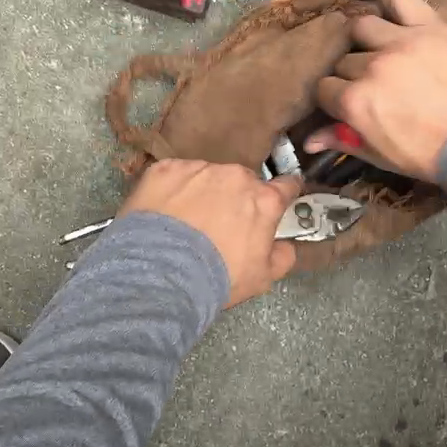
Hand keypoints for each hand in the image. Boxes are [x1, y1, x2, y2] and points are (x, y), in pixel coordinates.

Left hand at [119, 160, 303, 306]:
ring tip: (187, 224)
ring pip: (208, 177)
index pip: (286, 186)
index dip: (284, 194)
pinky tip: (165, 215)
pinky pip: (175, 176)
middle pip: (243, 182)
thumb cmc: (217, 277)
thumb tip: (285, 244)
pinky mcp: (165, 170)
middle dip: (236, 199)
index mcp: (264, 200)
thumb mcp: (263, 278)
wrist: (160, 273)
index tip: (278, 201)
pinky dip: (173, 191)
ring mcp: (199, 169)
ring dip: (204, 193)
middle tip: (220, 226)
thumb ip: (283, 255)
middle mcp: (235, 176)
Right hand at [309, 0, 446, 181]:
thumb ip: (344, 140)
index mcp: (356, 101)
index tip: (349, 103)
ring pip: (364, 27)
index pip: (325, 89)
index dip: (335, 98)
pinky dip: (400, 9)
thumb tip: (309, 139)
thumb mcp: (382, 156)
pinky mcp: (431, 27)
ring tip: (383, 50)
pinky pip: (403, 1)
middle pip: (345, 60)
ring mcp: (401, 43)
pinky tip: (404, 23)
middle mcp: (372, 67)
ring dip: (368, 40)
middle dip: (354, 74)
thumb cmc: (431, 155)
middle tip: (375, 85)